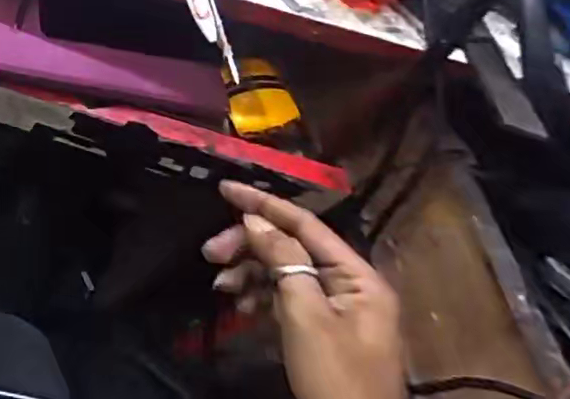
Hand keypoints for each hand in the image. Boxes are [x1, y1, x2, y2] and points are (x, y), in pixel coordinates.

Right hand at [202, 181, 403, 398]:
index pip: (304, 223)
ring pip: (284, 271)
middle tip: (212, 252)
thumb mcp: (304, 313)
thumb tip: (255, 219)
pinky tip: (239, 304)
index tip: (226, 189)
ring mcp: (336, 309)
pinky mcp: (321, 331)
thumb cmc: (334, 379)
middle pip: (291, 246)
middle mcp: (350, 284)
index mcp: (357, 275)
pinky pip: (286, 297)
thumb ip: (281, 258)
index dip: (263, 203)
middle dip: (250, 246)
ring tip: (221, 284)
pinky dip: (261, 296)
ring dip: (250, 272)